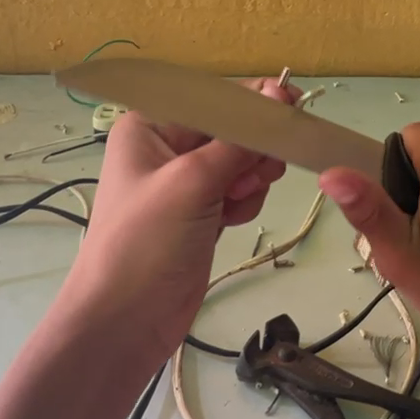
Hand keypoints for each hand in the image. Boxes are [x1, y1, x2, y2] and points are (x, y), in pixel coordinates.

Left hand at [67, 77, 297, 359]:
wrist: (123, 325)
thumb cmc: (145, 244)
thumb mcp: (192, 182)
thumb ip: (240, 139)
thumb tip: (281, 94)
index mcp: (151, 124)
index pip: (214, 97)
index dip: (256, 100)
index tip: (296, 107)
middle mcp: (167, 146)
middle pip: (233, 127)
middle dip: (252, 147)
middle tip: (258, 173)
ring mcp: (185, 182)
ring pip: (242, 159)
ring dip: (251, 178)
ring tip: (235, 203)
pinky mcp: (202, 211)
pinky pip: (240, 188)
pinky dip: (245, 200)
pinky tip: (232, 220)